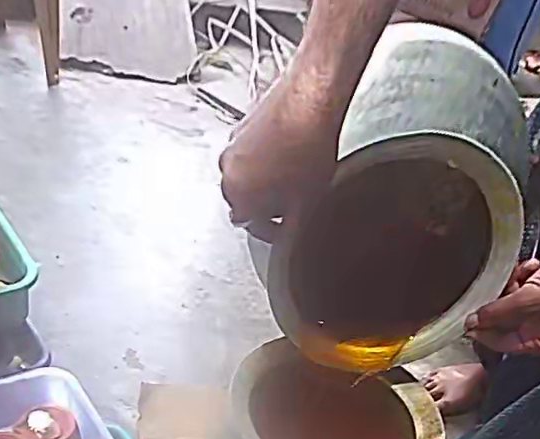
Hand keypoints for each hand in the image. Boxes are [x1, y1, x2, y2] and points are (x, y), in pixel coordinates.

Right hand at [219, 78, 343, 241]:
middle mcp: (226, 171)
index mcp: (236, 197)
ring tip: (293, 177)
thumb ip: (290, 231)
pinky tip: (289, 154)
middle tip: (290, 203)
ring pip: (247, 176)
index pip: (251, 227)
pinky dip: (265, 159)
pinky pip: (251, 153)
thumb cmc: (308, 147)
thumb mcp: (305, 205)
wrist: (313, 94)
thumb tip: (289, 244)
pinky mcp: (243, 123)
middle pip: (245, 201)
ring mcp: (233, 145)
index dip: (273, 231)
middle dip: (266, 206)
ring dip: (265, 182)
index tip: (287, 228)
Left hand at [465, 229, 539, 354]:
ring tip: (523, 273)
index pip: (497, 343)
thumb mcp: (531, 301)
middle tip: (501, 287)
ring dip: (511, 284)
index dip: (481, 330)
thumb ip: (498, 314)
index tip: (467, 317)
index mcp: (538, 341)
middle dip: (498, 302)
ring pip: (511, 299)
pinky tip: (535, 265)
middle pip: (502, 320)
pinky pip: (525, 284)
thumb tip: (473, 322)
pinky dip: (524, 274)